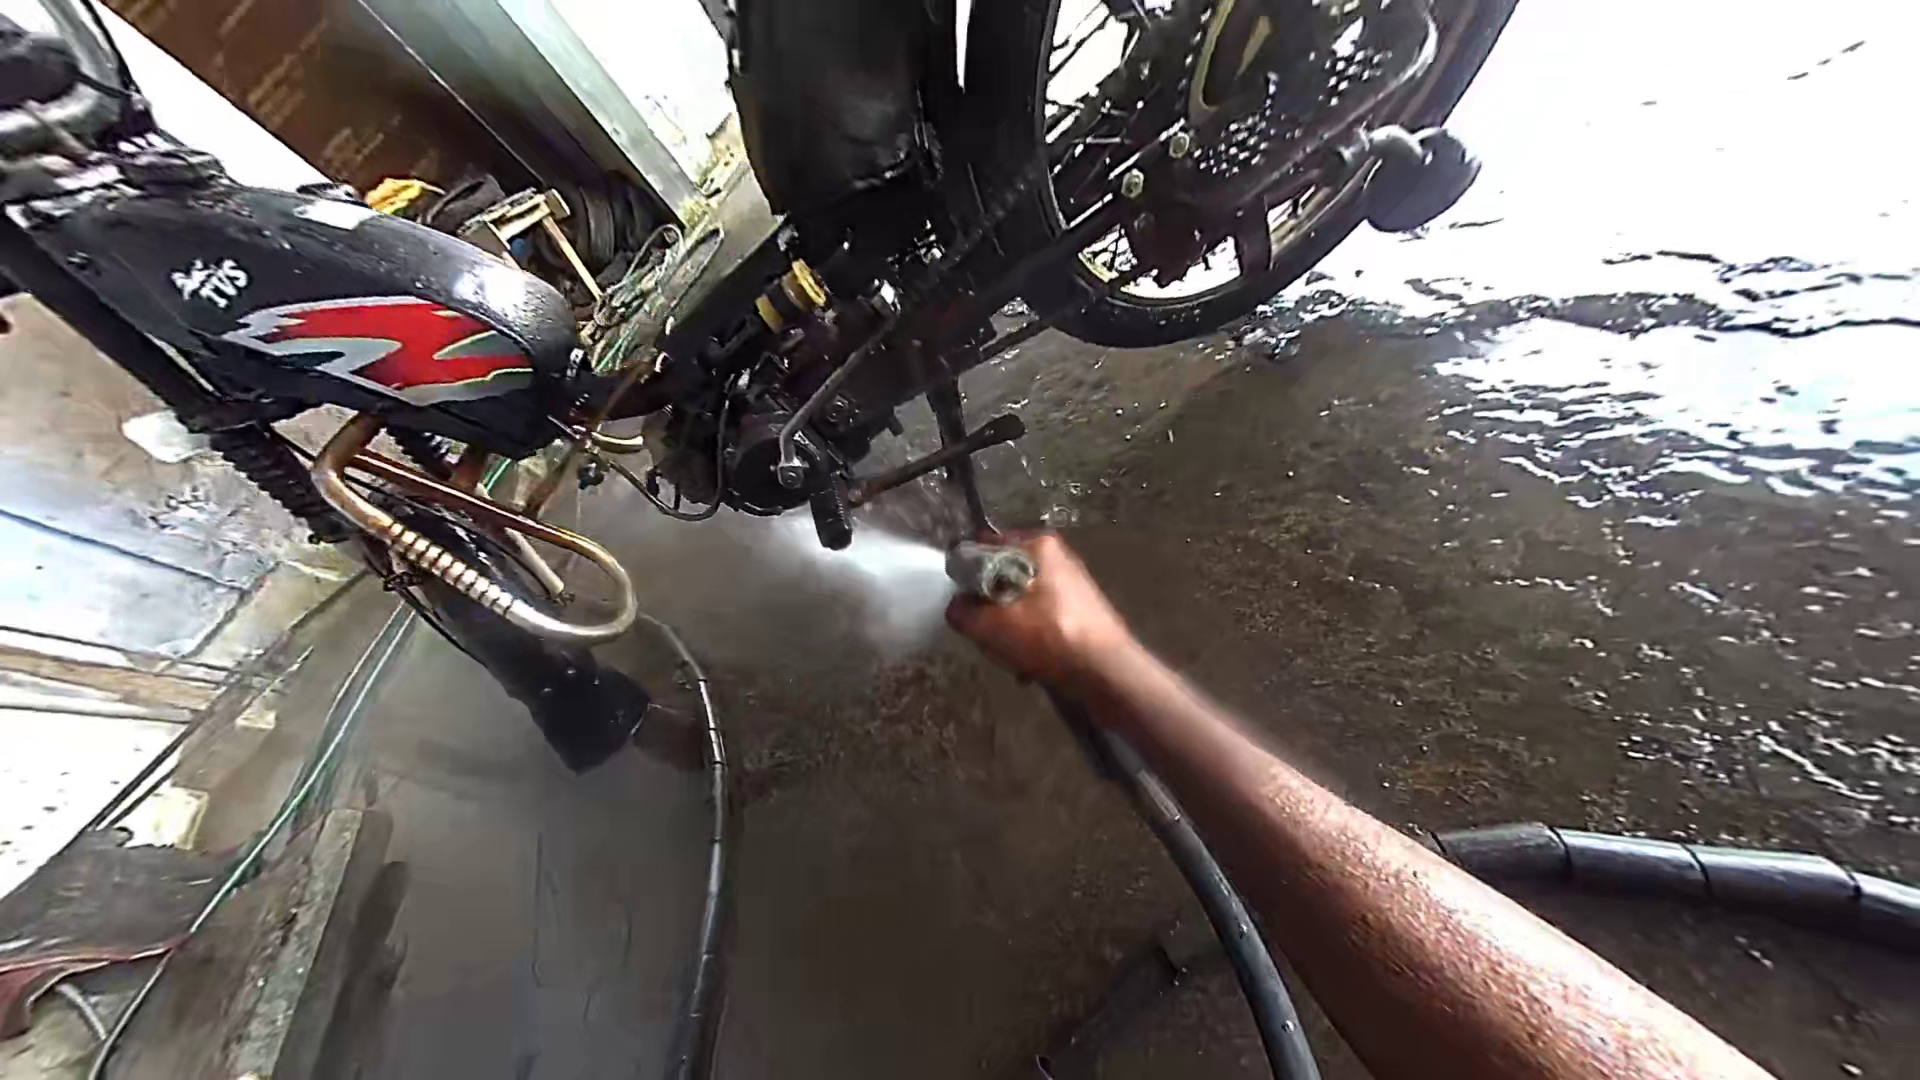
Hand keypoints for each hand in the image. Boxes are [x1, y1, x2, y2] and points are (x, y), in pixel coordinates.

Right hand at [945, 531, 1138, 687]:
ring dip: (1009, 629)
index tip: (962, 601)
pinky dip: (1030, 639)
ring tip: (1011, 656)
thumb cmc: (1047, 637)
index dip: (964, 573)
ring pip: (1018, 601)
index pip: (983, 545)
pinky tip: (1030, 665)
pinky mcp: (1079, 611)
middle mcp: (1056, 556)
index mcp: (1037, 544)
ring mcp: (1070, 584)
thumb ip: (961, 611)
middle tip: (987, 634)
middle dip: (989, 607)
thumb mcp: (989, 625)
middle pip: (1001, 576)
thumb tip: (958, 606)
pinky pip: (1039, 618)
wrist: (1107, 674)